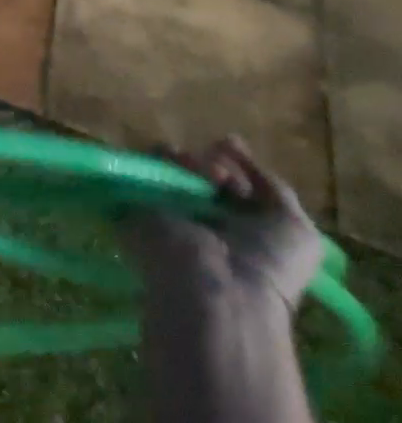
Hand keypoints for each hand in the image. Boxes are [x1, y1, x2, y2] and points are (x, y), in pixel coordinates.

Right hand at [121, 136, 322, 309]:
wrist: (215, 283)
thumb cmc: (266, 260)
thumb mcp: (293, 225)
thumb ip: (271, 186)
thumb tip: (227, 142)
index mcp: (241, 225)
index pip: (233, 184)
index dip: (235, 165)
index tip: (224, 144)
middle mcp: (203, 216)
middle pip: (200, 174)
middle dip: (210, 164)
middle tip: (214, 170)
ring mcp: (167, 210)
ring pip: (170, 169)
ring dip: (186, 162)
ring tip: (196, 170)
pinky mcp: (133, 204)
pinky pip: (139, 172)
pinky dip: (154, 162)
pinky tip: (171, 164)